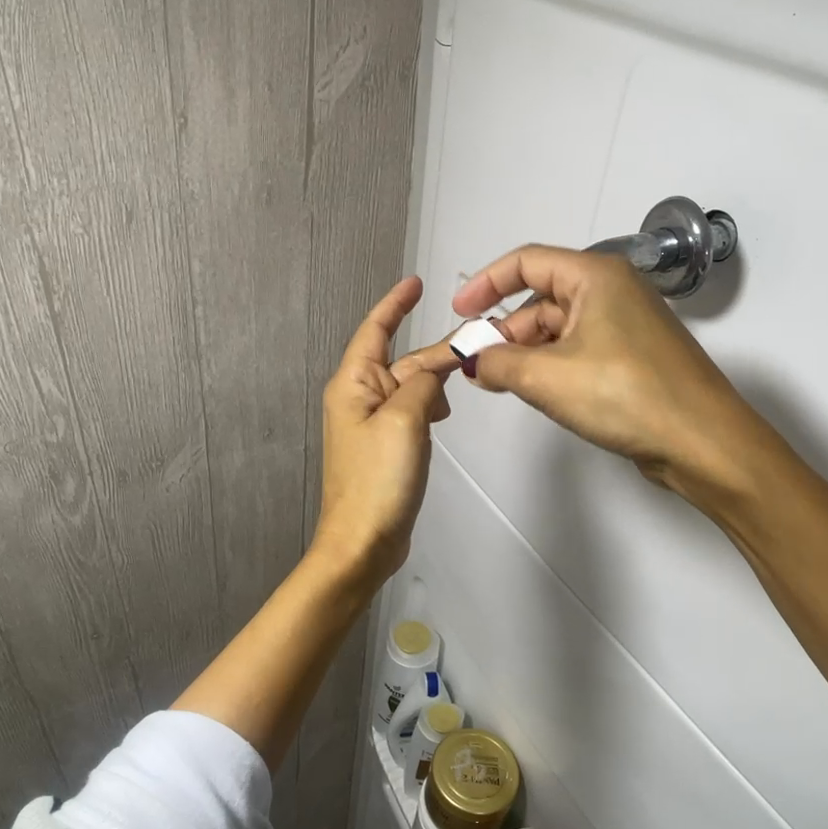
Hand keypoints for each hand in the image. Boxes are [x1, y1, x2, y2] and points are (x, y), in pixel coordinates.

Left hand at [312, 276, 450, 585]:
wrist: (362, 544)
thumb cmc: (377, 481)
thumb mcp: (405, 420)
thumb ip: (423, 383)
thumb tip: (434, 371)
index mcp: (352, 385)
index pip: (374, 330)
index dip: (394, 304)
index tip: (416, 284)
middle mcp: (358, 400)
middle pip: (400, 360)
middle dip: (433, 351)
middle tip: (475, 341)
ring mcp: (371, 426)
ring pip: (409, 387)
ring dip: (434, 380)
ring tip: (460, 381)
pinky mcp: (385, 449)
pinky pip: (410, 412)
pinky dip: (429, 406)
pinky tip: (443, 414)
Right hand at [397, 245, 771, 491]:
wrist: (701, 441)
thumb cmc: (624, 394)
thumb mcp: (546, 377)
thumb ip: (498, 363)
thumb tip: (473, 362)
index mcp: (595, 277)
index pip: (527, 262)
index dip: (485, 283)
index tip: (457, 312)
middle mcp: (612, 291)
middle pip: (540, 298)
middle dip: (503, 329)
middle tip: (475, 365)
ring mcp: (625, 326)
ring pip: (558, 329)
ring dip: (524, 352)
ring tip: (498, 383)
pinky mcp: (631, 359)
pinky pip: (577, 351)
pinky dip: (549, 367)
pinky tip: (534, 392)